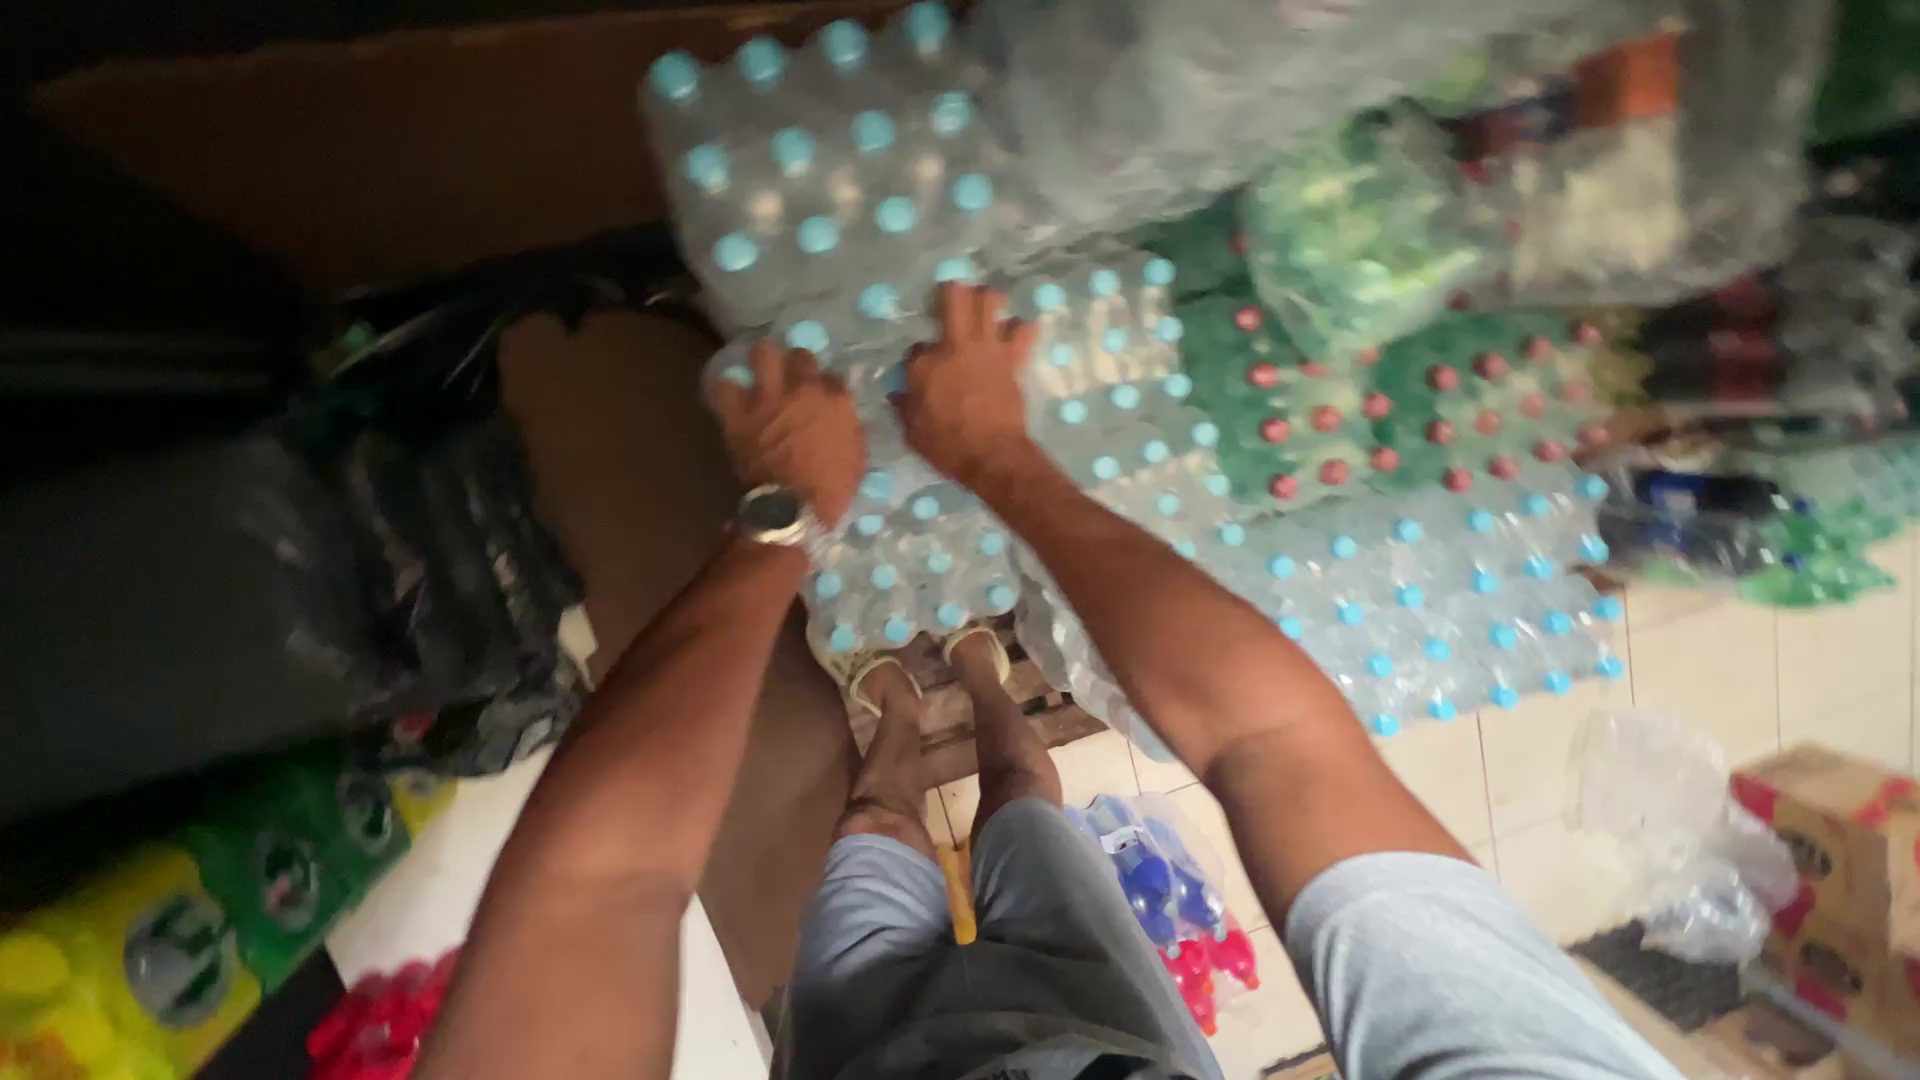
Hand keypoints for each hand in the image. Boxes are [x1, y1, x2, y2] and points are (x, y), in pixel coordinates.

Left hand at [706, 342, 863, 525]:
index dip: (829, 385)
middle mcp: (802, 391)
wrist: (793, 510)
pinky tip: (731, 393)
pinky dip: (727, 389)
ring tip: (761, 369)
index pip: (835, 376)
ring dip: (763, 360)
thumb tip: (840, 417)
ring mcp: (767, 400)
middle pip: (800, 355)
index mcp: (836, 402)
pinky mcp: (739, 415)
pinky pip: (724, 388)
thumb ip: (848, 427)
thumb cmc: (831, 489)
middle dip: (798, 361)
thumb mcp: (856, 456)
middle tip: (794, 374)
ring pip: (762, 354)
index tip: (826, 395)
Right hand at [894, 283, 1043, 486]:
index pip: (916, 348)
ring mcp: (987, 348)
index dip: (918, 356)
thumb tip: (898, 393)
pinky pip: (1025, 331)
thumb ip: (905, 407)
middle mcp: (954, 346)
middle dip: (951, 291)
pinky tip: (1018, 331)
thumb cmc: (948, 448)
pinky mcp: (1013, 359)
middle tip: (951, 297)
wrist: (992, 456)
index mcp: (923, 366)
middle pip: (954, 297)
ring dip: (988, 299)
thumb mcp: (912, 433)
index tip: (921, 369)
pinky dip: (1023, 329)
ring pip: (991, 301)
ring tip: (986, 306)